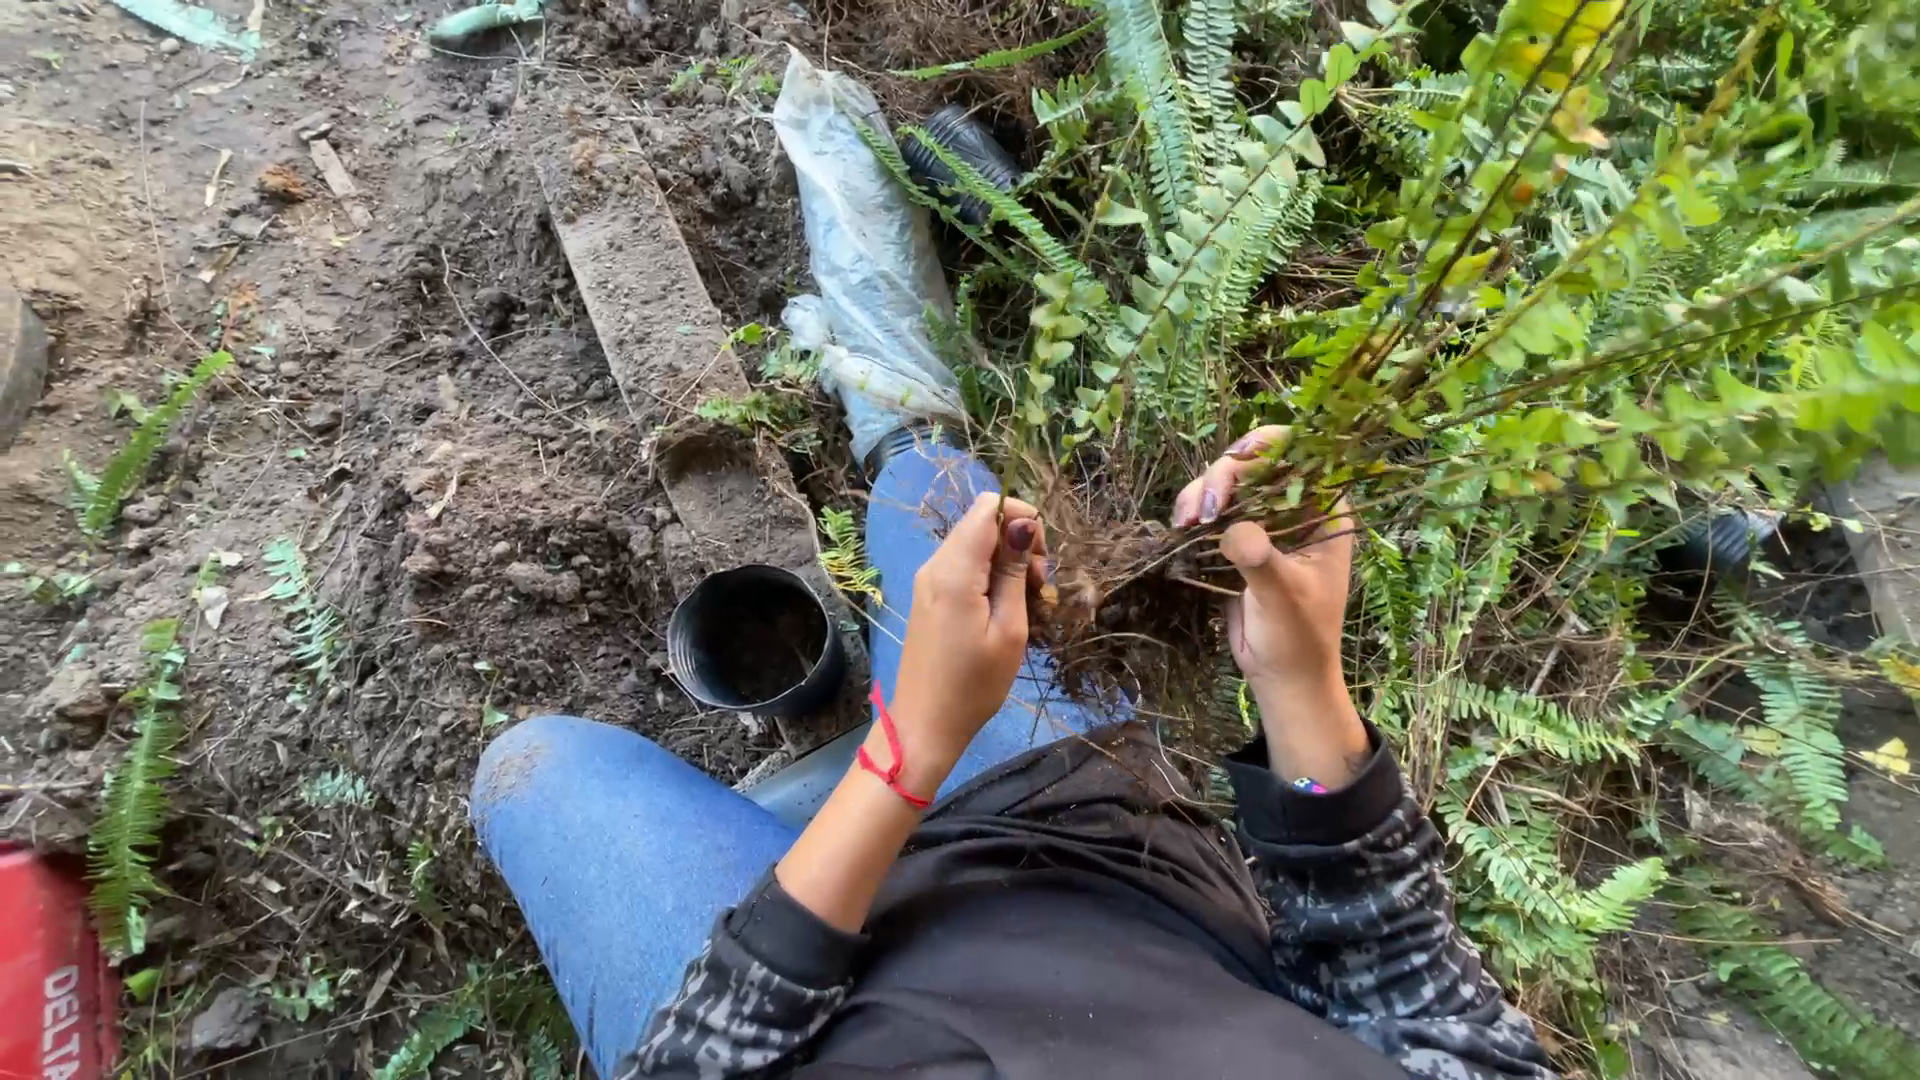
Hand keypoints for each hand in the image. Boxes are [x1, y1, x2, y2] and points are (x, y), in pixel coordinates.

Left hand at [887, 492, 1044, 775]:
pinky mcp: (929, 597)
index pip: (988, 507)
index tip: (1041, 559)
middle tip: (1039, 589)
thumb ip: (1013, 572)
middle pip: (982, 525)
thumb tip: (1023, 523)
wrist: (925, 724)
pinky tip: (1004, 611)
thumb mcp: (1008, 629)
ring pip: (975, 546)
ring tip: (1027, 604)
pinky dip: (989, 578)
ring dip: (1007, 564)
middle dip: (1018, 544)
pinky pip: (964, 568)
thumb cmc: (974, 685)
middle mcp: (935, 565)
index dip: (1021, 519)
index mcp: (953, 570)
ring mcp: (928, 581)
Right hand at [1173, 426, 1368, 784]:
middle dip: (1221, 475)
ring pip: (1227, 483)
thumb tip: (1233, 530)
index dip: (1267, 448)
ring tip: (1184, 522)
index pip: (1301, 458)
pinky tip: (1180, 527)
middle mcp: (1295, 510)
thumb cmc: (1298, 639)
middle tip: (1199, 510)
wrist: (1281, 675)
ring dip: (1199, 493)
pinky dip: (1192, 511)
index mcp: (1324, 513)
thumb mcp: (1284, 598)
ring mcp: (1263, 522)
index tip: (1234, 464)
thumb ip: (1261, 560)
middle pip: (1254, 463)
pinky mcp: (1236, 539)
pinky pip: (1210, 509)